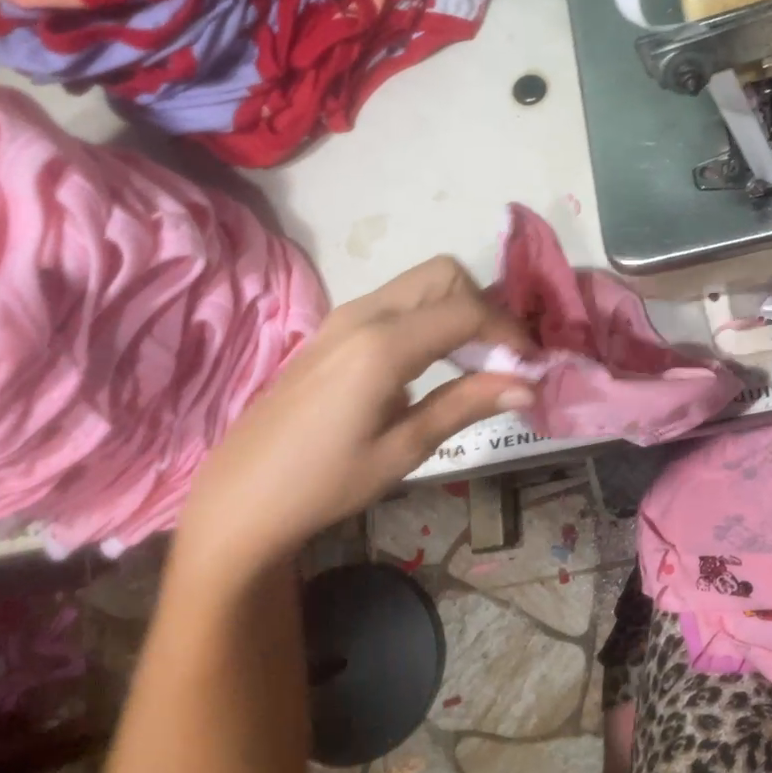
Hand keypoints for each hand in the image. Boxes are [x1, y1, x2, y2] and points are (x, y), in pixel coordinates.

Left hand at [175, 257, 534, 576]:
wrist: (240, 498)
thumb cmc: (324, 483)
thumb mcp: (403, 450)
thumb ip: (466, 405)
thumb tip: (529, 384)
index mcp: (382, 345)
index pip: (467, 310)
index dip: (509, 332)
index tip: (531, 365)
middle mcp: (363, 315)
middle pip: (444, 274)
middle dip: (484, 304)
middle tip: (500, 356)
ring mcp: (343, 318)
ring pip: (420, 282)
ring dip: (457, 308)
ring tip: (476, 362)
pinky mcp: (333, 330)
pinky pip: (396, 301)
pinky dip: (430, 316)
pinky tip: (434, 364)